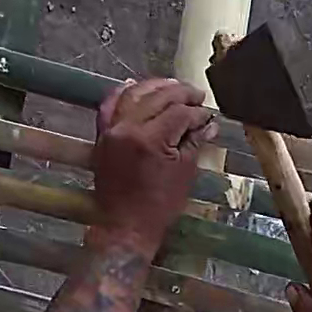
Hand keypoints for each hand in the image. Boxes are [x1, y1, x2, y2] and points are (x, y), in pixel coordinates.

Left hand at [92, 78, 216, 252]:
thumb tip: (209, 125)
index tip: (208, 117)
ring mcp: (111, 131)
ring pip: (133, 95)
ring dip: (155, 87)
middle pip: (157, 98)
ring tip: (174, 87)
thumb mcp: (184, 173)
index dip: (197, 113)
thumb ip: (194, 142)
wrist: (125, 226)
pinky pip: (110, 106)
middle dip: (181, 94)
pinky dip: (123, 93)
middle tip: (198, 96)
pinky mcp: (102, 136)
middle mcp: (127, 129)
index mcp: (150, 140)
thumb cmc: (159, 205)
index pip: (179, 113)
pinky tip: (135, 85)